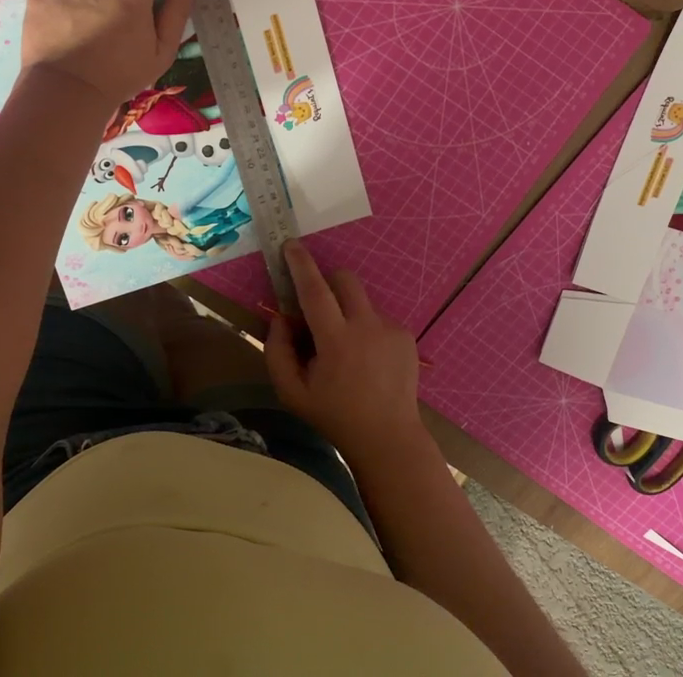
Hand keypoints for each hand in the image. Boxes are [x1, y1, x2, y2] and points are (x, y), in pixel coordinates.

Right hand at [264, 239, 422, 462]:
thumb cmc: (333, 415)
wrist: (388, 438)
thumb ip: (276, 350)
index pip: (315, 290)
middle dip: (326, 281)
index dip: (300, 264)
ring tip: (344, 350)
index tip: (290, 245)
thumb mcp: (291, 392)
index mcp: (336, 341)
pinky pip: (376, 318)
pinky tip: (365, 359)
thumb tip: (279, 318)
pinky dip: (364, 327)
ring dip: (345, 311)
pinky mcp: (405, 336)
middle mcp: (367, 327)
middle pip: (345, 280)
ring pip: (360, 300)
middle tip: (315, 305)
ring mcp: (391, 330)